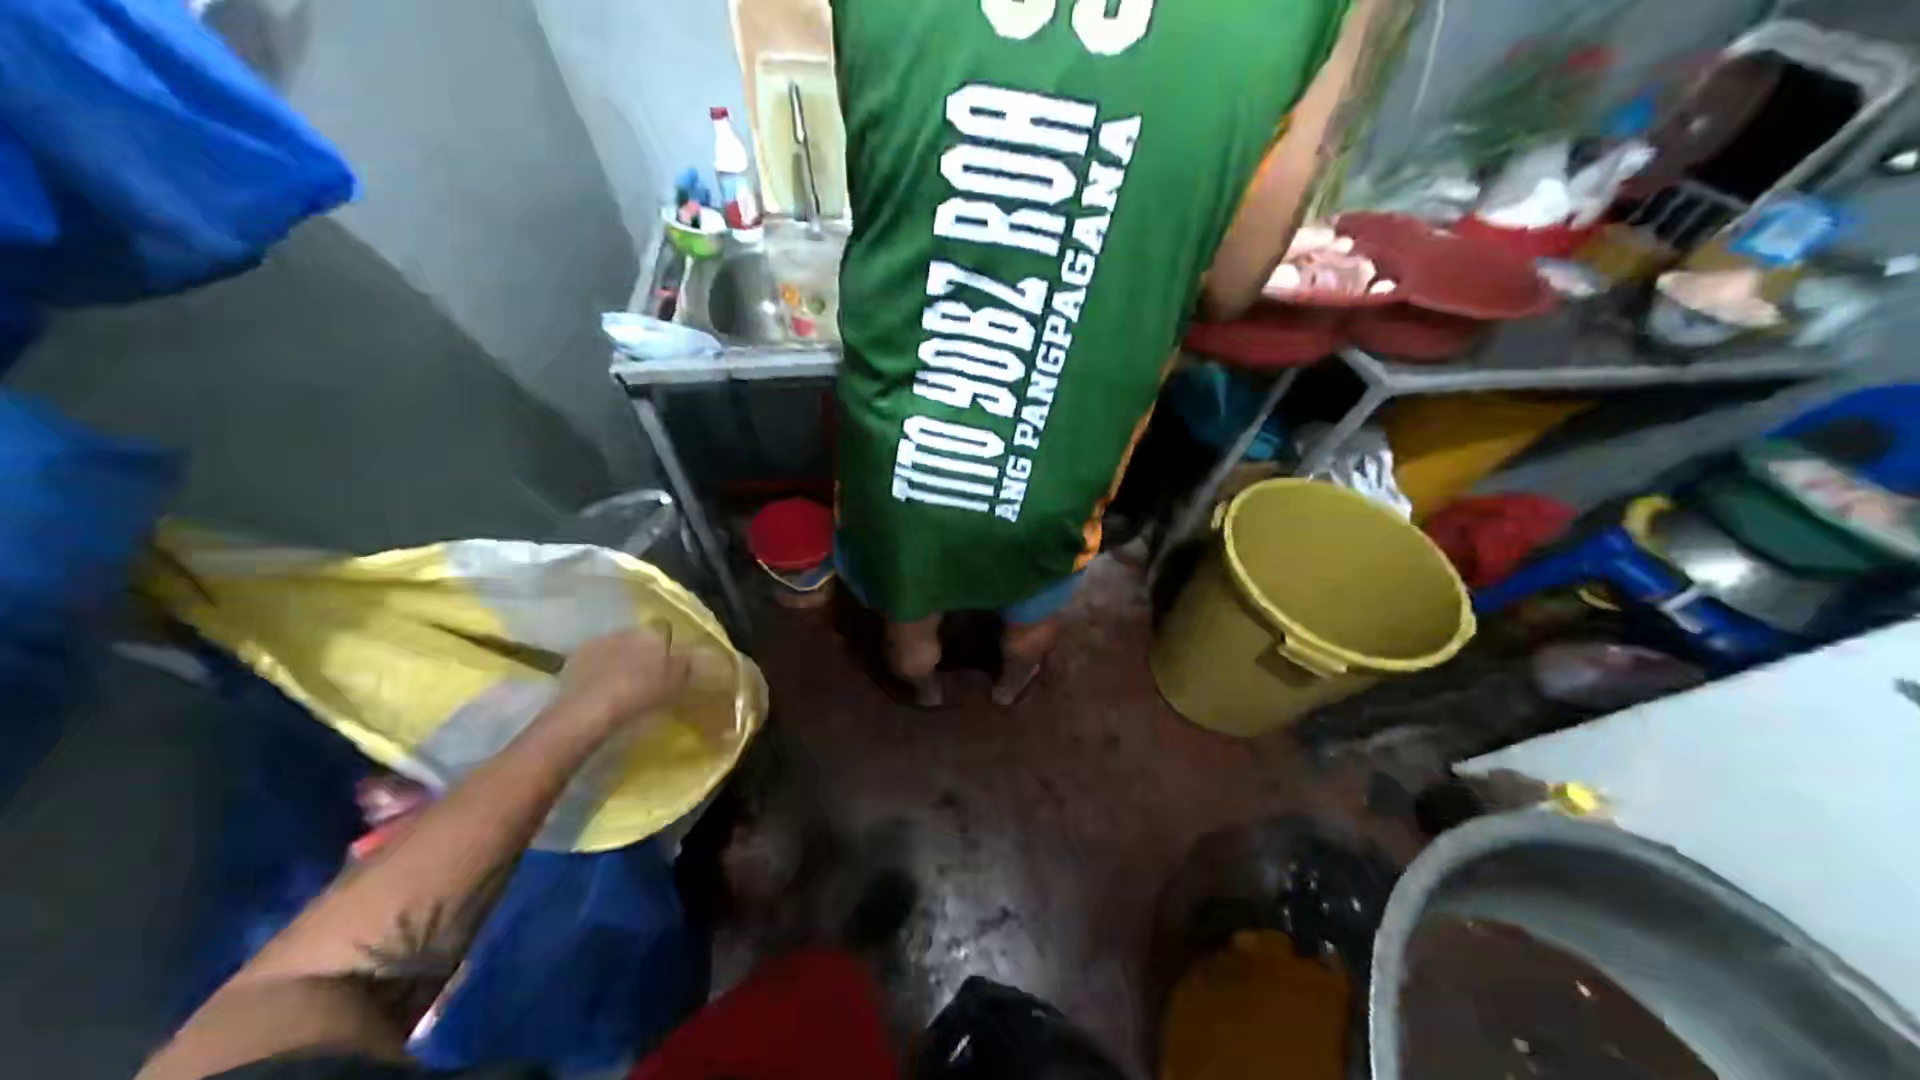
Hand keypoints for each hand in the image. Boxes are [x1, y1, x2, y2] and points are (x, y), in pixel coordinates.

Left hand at [554, 626, 691, 734]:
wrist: (589, 708)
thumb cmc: (640, 694)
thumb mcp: (675, 683)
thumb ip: (685, 665)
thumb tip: (694, 655)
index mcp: (652, 634)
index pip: (665, 630)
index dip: (666, 646)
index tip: (668, 663)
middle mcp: (626, 630)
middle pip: (639, 638)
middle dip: (642, 652)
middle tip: (645, 676)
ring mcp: (598, 642)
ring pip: (615, 647)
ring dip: (618, 659)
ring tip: (620, 684)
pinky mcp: (574, 658)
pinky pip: (593, 660)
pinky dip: (597, 670)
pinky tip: (599, 688)